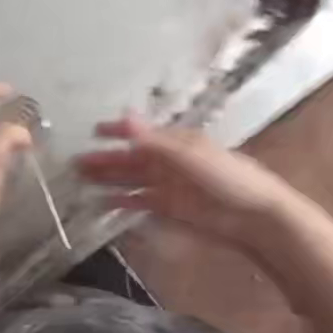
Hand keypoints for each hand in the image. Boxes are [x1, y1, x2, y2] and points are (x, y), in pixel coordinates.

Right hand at [74, 113, 301, 248]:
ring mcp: (167, 185)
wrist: (255, 217)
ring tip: (81, 180)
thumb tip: (124, 115)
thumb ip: (153, 139)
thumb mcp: (189, 154)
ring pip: (130, 179)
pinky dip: (120, 201)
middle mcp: (168, 161)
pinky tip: (102, 203)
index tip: (94, 131)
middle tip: (76, 162)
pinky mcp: (168, 207)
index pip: (139, 134)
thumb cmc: (226, 178)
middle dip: (104, 158)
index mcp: (175, 143)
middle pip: (130, 158)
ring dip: (107, 178)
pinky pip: (138, 201)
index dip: (117, 131)